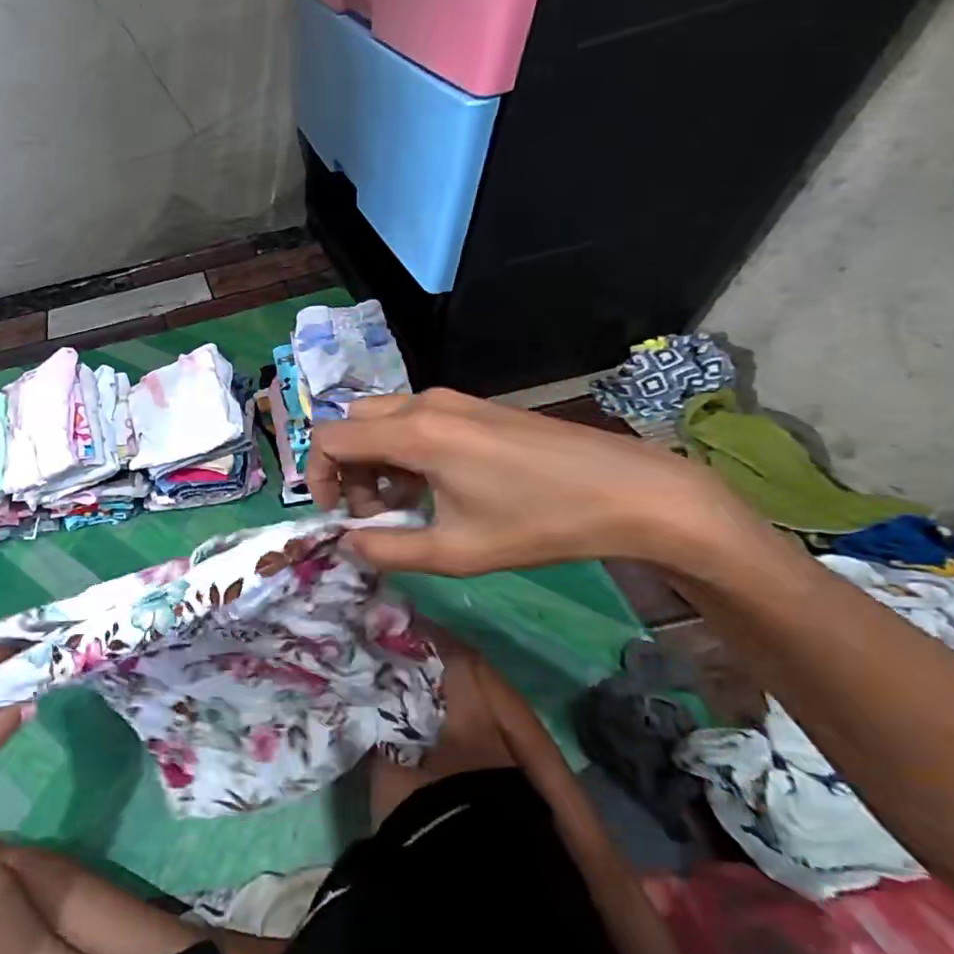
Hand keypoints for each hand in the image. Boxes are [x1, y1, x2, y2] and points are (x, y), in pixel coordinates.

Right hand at [307, 388, 756, 575]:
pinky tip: (438, 485)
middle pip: (350, 424)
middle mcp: (424, 405)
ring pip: (381, 420)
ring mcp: (454, 401)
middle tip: (374, 510)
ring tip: (407, 503)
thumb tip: (347, 542)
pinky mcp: (476, 406)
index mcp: (413, 434)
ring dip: (375, 460)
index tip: (337, 512)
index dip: (316, 476)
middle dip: (347, 468)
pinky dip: (403, 449)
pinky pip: (414, 419)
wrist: (637, 493)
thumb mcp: (455, 552)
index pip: (328, 438)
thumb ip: (386, 550)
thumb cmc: (540, 524)